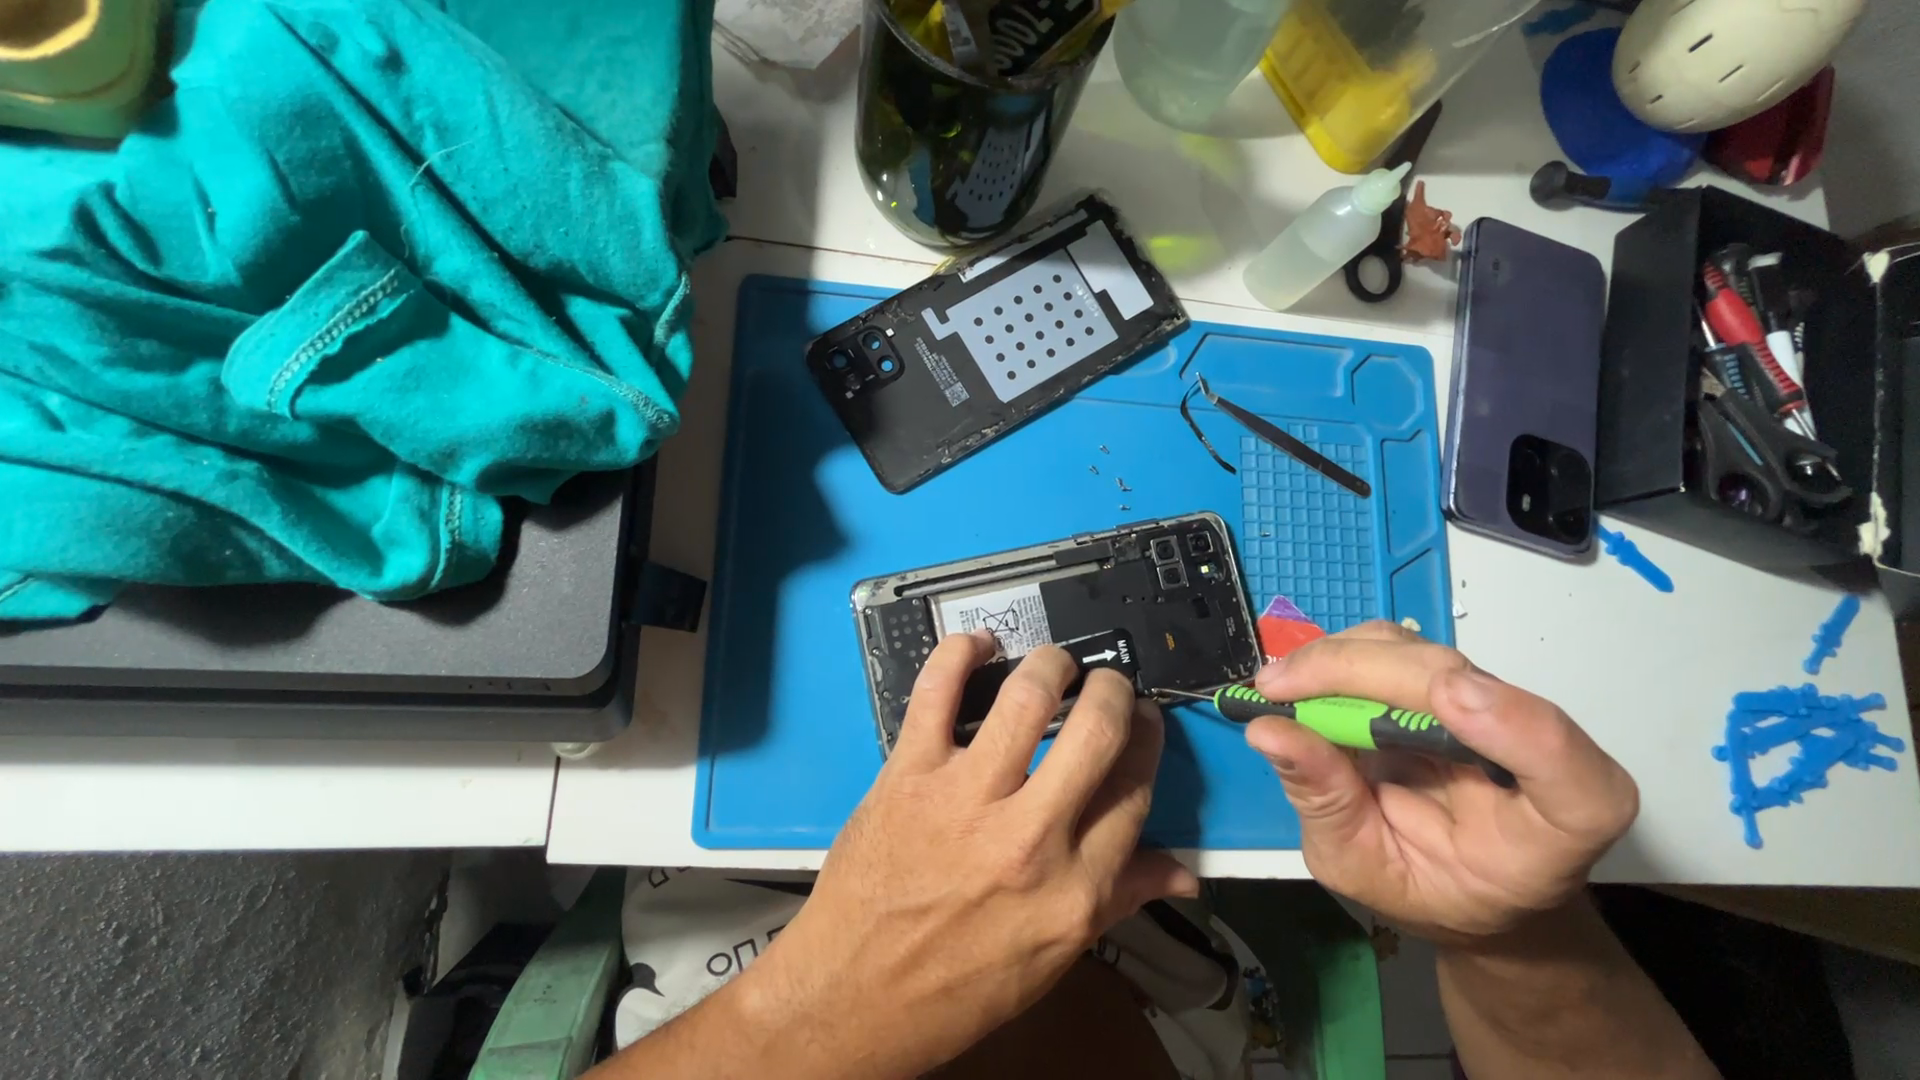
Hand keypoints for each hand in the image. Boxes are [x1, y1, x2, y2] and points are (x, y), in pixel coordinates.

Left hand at [748, 632, 1197, 1077]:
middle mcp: (1029, 836)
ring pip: (1026, 699)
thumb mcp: (1053, 957)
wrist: (853, 997)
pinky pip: (936, 694)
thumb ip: (1119, 899)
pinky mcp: (908, 774)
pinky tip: (977, 645)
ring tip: (1055, 662)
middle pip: (1097, 732)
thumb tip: (1186, 874)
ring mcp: (965, 798)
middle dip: (1113, 691)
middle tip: (1106, 684)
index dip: (1147, 741)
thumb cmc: (960, 985)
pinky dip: (958, 654)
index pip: (1135, 789)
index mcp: (1076, 888)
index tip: (1142, 720)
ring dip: (1051, 664)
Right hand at [1245, 621, 1637, 943]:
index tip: (1447, 700)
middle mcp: (1531, 751)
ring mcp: (1486, 706)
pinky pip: (1393, 650)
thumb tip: (1267, 730)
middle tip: (1276, 688)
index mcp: (1548, 826)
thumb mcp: (1362, 868)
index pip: (1571, 777)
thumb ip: (1326, 805)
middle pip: (1462, 683)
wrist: (1459, 880)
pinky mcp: (1443, 684)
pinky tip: (1297, 680)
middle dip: (1360, 672)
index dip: (1520, 728)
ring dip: (1340, 658)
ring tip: (1279, 687)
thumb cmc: (1427, 888)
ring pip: (1418, 653)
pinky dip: (1337, 657)